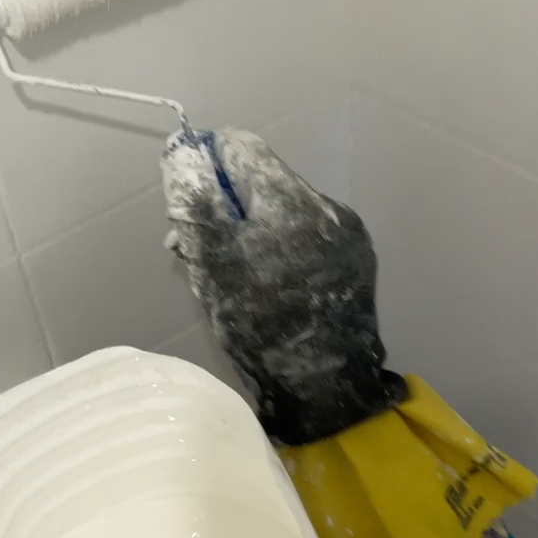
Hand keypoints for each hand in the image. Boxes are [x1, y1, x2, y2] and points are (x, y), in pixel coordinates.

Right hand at [160, 129, 402, 443]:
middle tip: (192, 245)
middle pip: (258, 178)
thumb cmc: (260, 321)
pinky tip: (259, 278)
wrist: (326, 391)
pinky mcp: (352, 261)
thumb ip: (195, 198)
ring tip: (221, 268)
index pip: (240, 146)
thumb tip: (184, 154)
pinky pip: (300, 233)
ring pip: (277, 207)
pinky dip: (272, 244)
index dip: (206, 163)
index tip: (186, 197)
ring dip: (244, 226)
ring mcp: (344, 234)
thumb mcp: (211, 258)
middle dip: (221, 203)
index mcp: (290, 198)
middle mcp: (325, 205)